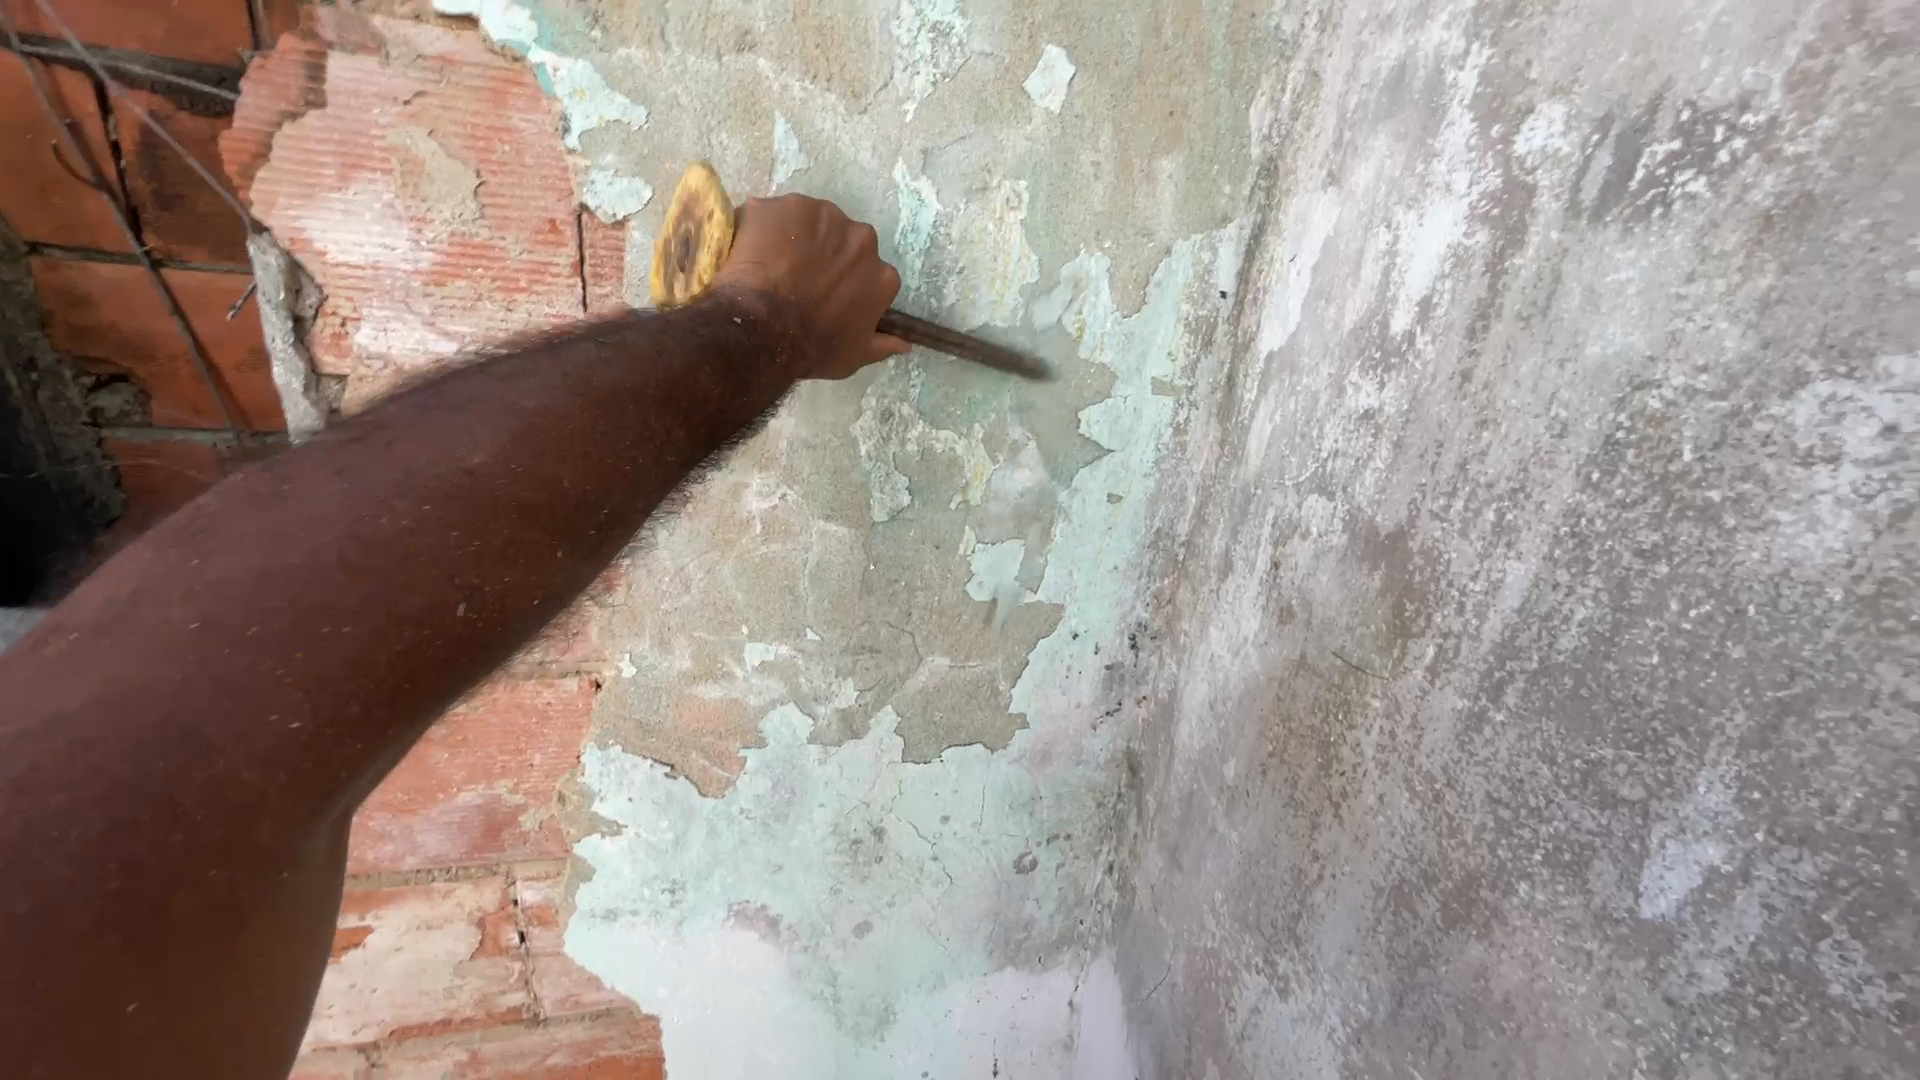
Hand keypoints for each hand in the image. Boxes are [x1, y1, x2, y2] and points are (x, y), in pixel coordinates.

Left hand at [713, 194, 910, 378]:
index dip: (848, 281)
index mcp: (882, 275)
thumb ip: (881, 344)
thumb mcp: (855, 355)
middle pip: (844, 240)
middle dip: (825, 252)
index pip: (870, 272)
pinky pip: (773, 214)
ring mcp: (824, 216)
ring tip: (771, 264)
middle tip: (798, 277)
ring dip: (795, 236)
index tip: (828, 293)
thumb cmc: (814, 348)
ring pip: (810, 221)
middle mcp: (862, 238)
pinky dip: (762, 228)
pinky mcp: (787, 205)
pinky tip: (750, 253)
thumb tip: (904, 344)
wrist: (765, 329)